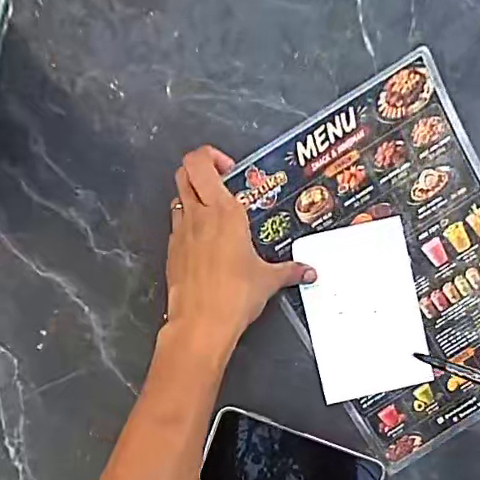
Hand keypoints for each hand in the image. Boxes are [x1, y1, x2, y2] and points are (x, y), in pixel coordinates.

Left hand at [160, 147, 313, 354]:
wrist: (201, 322)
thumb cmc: (235, 295)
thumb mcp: (269, 280)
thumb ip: (290, 270)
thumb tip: (307, 272)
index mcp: (224, 211)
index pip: (203, 163)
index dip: (213, 157)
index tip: (231, 170)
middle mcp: (198, 215)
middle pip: (184, 170)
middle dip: (200, 167)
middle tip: (220, 181)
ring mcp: (180, 232)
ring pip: (178, 195)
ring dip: (193, 195)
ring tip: (215, 213)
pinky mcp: (172, 251)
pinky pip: (177, 225)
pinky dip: (189, 224)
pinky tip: (207, 243)